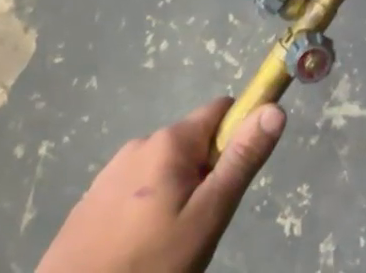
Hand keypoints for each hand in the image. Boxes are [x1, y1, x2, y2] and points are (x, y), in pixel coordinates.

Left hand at [37, 98, 285, 272]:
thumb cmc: (150, 262)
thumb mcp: (208, 215)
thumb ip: (241, 160)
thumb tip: (275, 108)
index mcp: (169, 141)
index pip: (222, 109)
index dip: (239, 135)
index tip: (235, 177)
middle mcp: (139, 144)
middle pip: (194, 143)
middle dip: (206, 173)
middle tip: (201, 222)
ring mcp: (110, 172)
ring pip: (165, 169)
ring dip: (177, 192)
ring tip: (170, 241)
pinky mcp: (91, 201)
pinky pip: (136, 190)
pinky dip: (148, 209)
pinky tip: (140, 247)